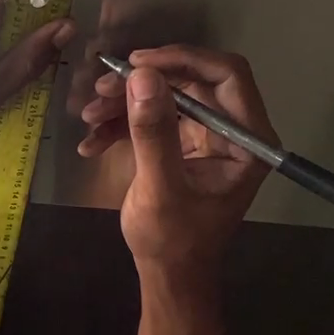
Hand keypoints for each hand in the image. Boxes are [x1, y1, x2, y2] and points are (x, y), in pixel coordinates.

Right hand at [78, 45, 277, 276]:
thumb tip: (141, 76)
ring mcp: (205, 138)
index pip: (226, 75)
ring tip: (88, 117)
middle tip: (101, 90)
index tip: (137, 63)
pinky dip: (119, 127)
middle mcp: (230, 131)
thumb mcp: (160, 187)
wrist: (167, 274)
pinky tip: (91, 144)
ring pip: (164, 98)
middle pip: (189, 82)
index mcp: (246, 139)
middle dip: (142, 84)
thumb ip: (153, 133)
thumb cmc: (173, 240)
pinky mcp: (180, 147)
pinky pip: (150, 121)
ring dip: (123, 104)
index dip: (183, 60)